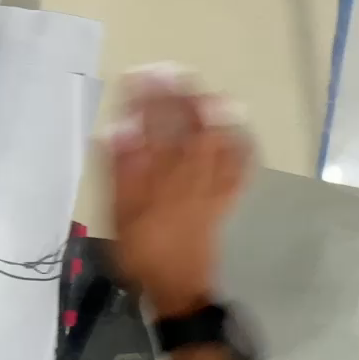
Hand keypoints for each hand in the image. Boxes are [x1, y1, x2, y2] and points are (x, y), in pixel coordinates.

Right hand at [103, 66, 249, 318]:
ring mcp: (212, 189)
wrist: (177, 287)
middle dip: (181, 99)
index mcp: (160, 176)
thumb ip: (121, 168)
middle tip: (173, 72)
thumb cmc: (139, 249)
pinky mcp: (223, 201)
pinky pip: (238, 172)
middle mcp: (190, 177)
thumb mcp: (119, 210)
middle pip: (189, 130)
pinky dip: (240, 149)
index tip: (140, 74)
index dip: (147, 98)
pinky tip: (238, 135)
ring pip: (218, 146)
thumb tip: (118, 128)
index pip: (153, 128)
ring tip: (209, 93)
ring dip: (214, 118)